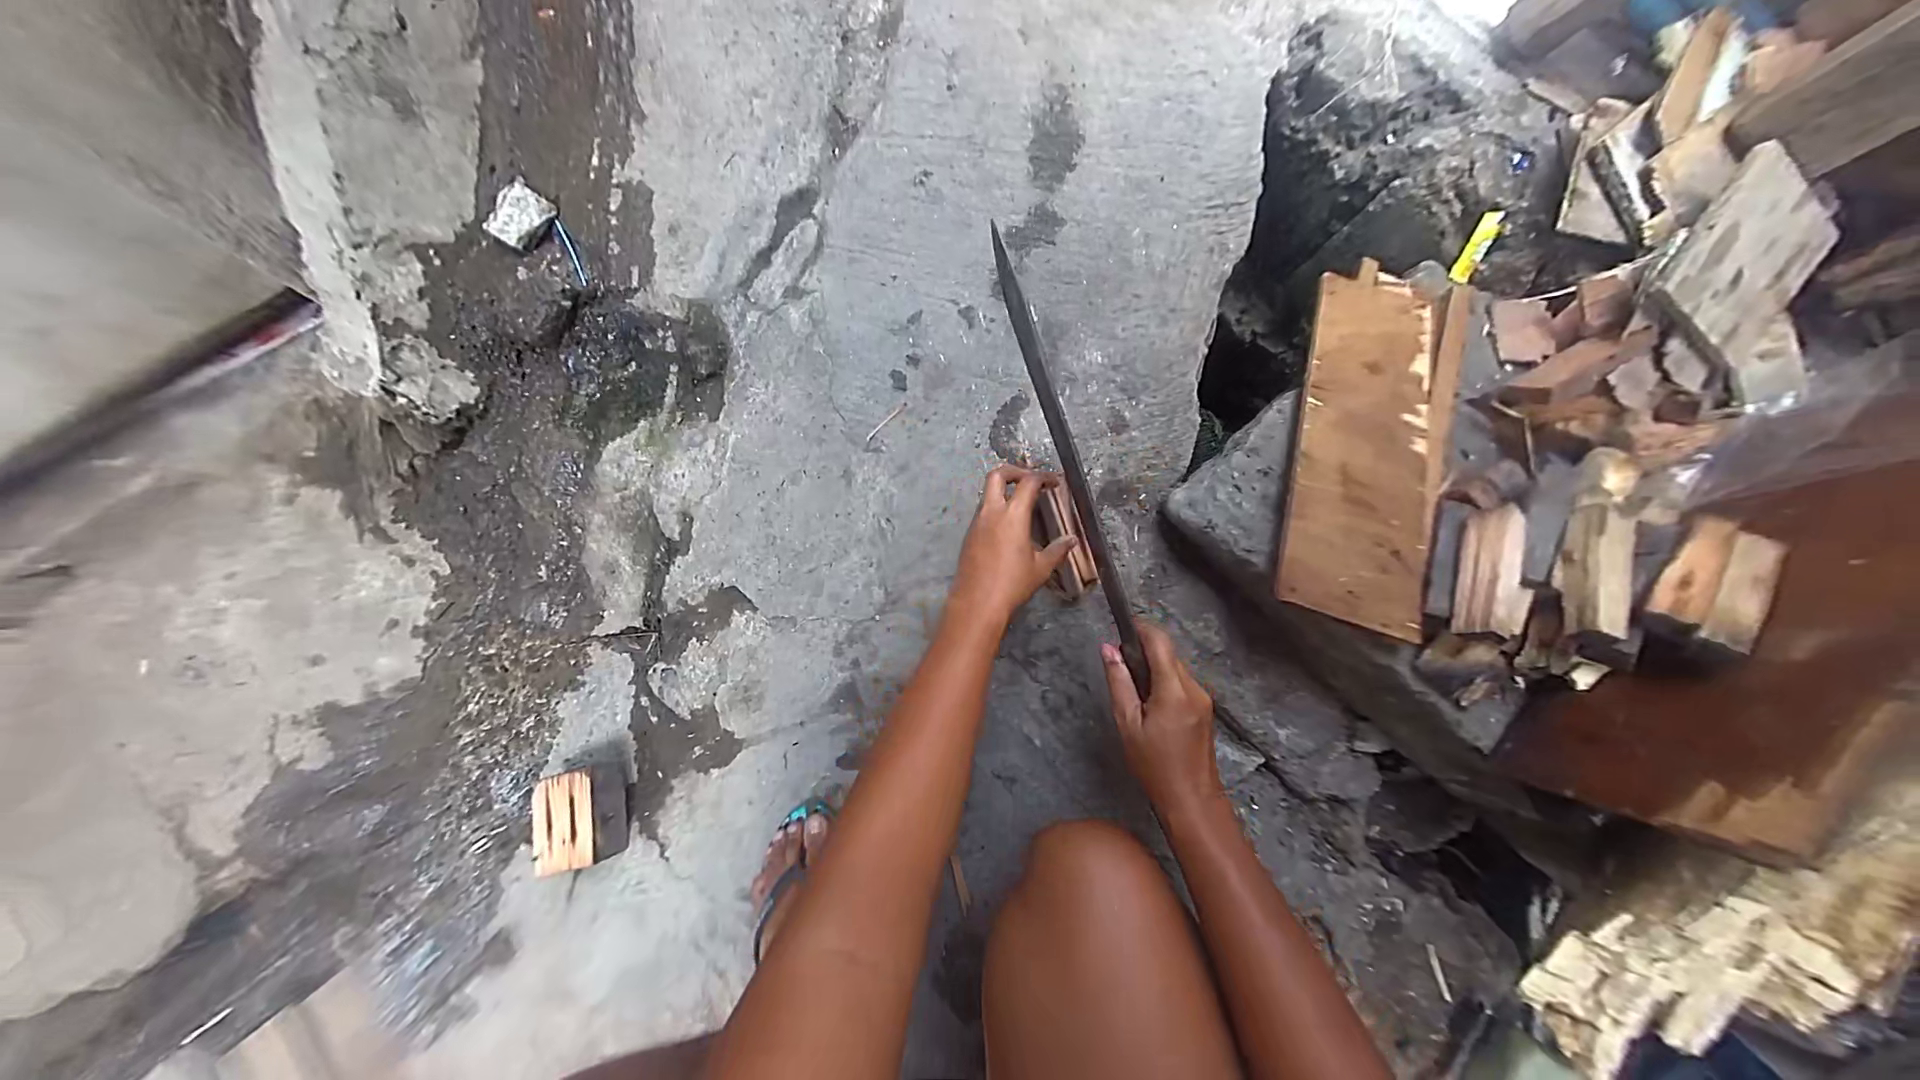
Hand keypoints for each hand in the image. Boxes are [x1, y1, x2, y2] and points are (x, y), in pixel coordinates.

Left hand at [946, 466, 1079, 628]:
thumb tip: (1071, 541)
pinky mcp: (969, 535)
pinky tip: (1008, 527)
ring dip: (1004, 491)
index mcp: (1012, 515)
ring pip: (987, 493)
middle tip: (1031, 480)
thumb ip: (1057, 550)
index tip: (1054, 482)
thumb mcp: (1041, 568)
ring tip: (1022, 504)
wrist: (976, 603)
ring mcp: (976, 523)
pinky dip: (996, 509)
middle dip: (1015, 471)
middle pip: (997, 474)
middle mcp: (991, 512)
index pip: (1028, 482)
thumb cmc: (1012, 584)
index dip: (1044, 476)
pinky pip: (982, 512)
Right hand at [1102, 622, 1222, 816]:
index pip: (1160, 642)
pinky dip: (1164, 681)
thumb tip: (1108, 649)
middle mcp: (1194, 688)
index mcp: (1174, 691)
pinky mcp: (1205, 707)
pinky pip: (1181, 682)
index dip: (1141, 628)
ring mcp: (1203, 697)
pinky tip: (1149, 702)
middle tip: (1120, 665)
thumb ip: (1119, 682)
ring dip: (1154, 667)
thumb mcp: (1127, 723)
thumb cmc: (1154, 765)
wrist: (1191, 797)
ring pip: (1174, 666)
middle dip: (1144, 650)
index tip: (1122, 627)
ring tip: (1133, 690)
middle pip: (1168, 653)